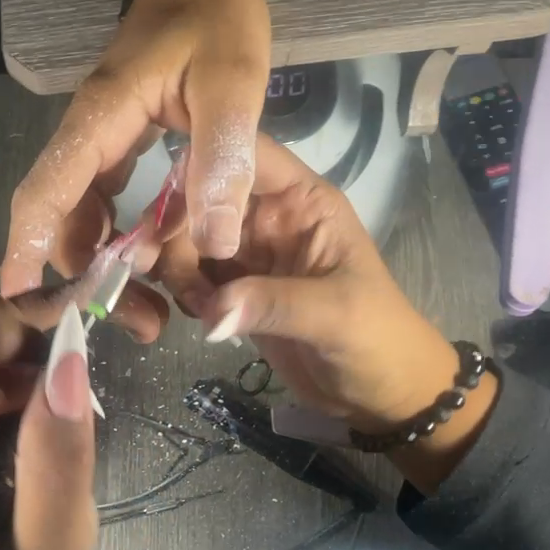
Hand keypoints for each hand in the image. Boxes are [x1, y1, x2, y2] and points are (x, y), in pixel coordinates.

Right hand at [4, 0, 270, 342]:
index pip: (47, 191)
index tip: (17, 296)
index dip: (28, 246)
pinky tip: (148, 264)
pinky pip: (102, 203)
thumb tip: (212, 242)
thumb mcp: (233, 84)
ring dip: (102, 263)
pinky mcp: (115, 147)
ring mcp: (97, 142)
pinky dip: (118, 239)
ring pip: (80, 216)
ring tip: (148, 310)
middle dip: (81, 275)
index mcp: (99, 120)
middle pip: (60, 217)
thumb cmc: (215, 18)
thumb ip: (222, 159)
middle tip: (135, 323)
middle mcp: (86, 136)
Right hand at [154, 136, 498, 492]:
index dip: (204, 167)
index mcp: (301, 201)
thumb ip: (274, 304)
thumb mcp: (336, 316)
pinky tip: (196, 316)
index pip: (245, 155)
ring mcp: (246, 253)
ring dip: (175, 267)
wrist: (379, 393)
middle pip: (199, 197)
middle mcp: (267, 216)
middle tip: (171, 277)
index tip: (173, 213)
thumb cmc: (377, 342)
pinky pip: (188, 275)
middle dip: (176, 231)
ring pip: (186, 238)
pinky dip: (179, 292)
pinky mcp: (232, 290)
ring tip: (196, 306)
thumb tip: (213, 308)